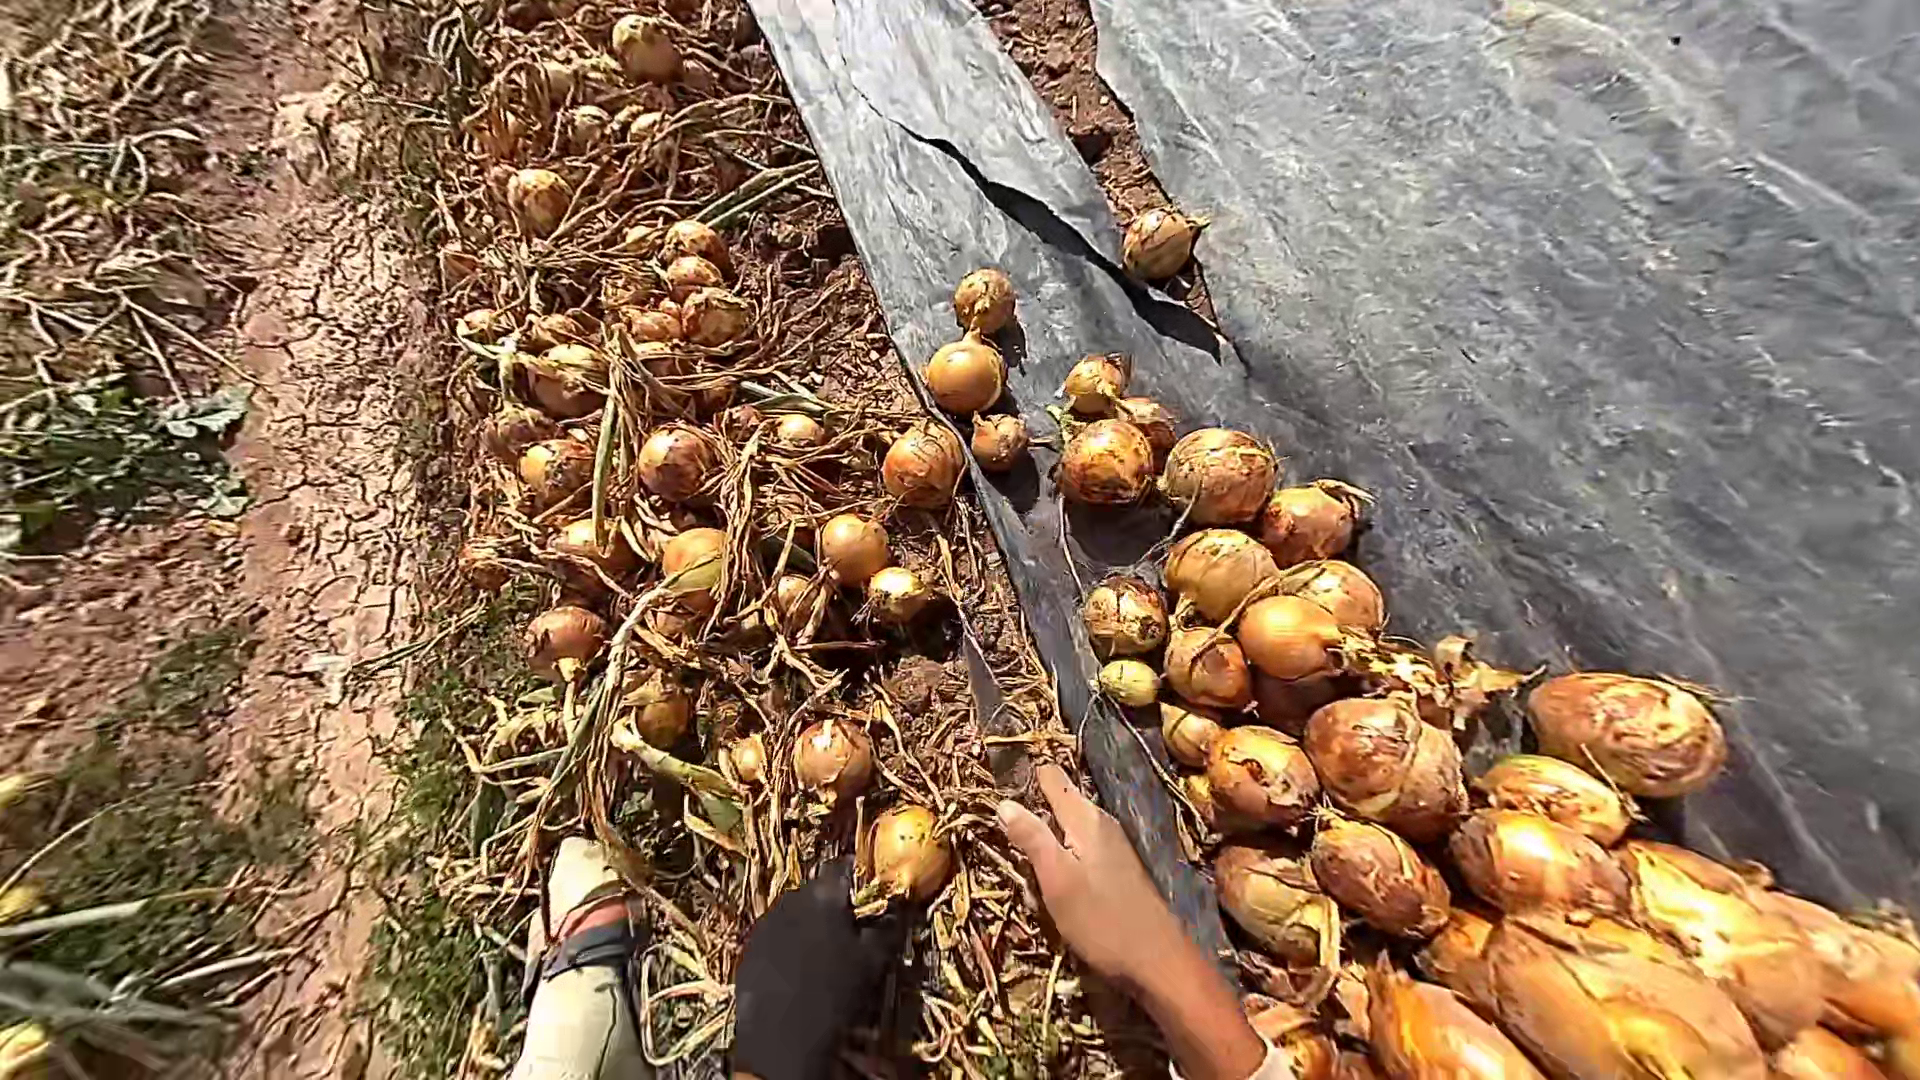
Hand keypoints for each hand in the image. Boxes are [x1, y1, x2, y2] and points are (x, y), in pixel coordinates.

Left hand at [732, 858, 905, 1079]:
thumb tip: (899, 906)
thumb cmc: (834, 995)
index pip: (845, 866)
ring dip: (811, 919)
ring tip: (823, 948)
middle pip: (820, 887)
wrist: (780, 1044)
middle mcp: (794, 896)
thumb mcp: (872, 961)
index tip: (870, 892)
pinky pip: (777, 930)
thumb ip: (888, 926)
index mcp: (825, 893)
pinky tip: (798, 965)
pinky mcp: (751, 944)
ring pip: (797, 908)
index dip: (860, 877)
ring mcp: (768, 919)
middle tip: (849, 925)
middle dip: (835, 901)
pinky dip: (789, 939)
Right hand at [998, 765, 1266, 1079]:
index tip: (1000, 790)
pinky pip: (1081, 845)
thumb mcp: (1057, 880)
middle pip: (1059, 798)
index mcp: (1085, 817)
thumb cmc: (1102, 920)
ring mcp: (1112, 843)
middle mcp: (1101, 821)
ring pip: (1069, 825)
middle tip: (1006, 832)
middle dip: (1033, 810)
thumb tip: (1003, 802)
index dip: (1025, 777)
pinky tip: (1055, 880)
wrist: (1159, 963)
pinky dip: (1063, 854)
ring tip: (1026, 859)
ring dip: (1047, 836)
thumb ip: (1031, 838)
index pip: (1051, 776)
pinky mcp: (1118, 866)